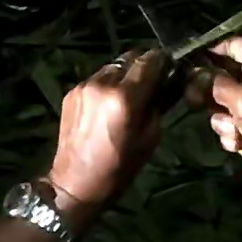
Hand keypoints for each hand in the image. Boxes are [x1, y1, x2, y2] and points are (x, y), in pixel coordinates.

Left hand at [46, 49, 168, 211]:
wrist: (75, 182)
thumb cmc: (119, 167)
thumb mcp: (149, 138)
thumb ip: (158, 105)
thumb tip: (168, 84)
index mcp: (125, 97)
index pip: (149, 61)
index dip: (162, 61)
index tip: (170, 67)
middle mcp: (102, 84)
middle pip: (129, 59)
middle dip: (143, 66)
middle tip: (151, 81)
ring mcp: (84, 86)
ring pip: (112, 67)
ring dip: (124, 75)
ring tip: (128, 94)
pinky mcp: (71, 92)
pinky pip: (96, 79)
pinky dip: (107, 85)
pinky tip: (108, 103)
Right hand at [188, 37, 241, 208]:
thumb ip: (216, 84)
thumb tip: (196, 74)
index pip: (233, 45)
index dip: (210, 52)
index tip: (186, 62)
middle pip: (224, 74)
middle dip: (210, 92)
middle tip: (193, 102)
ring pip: (223, 101)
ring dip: (223, 118)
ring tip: (234, 130)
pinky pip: (231, 121)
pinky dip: (232, 132)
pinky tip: (240, 143)